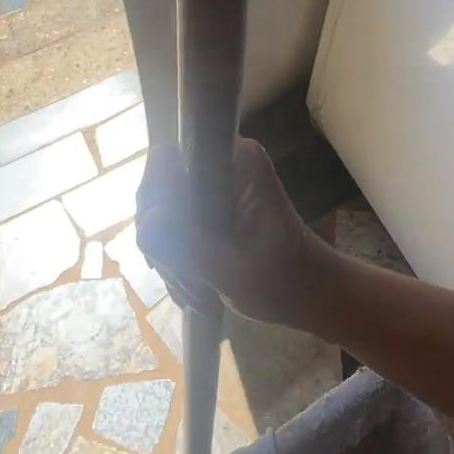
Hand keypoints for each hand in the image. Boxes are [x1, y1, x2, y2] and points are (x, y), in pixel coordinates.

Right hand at [135, 137, 341, 329]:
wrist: (309, 293)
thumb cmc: (285, 282)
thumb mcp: (235, 272)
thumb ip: (190, 247)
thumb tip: (144, 225)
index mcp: (235, 161)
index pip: (167, 161)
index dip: (156, 200)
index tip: (165, 246)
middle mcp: (220, 160)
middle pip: (159, 187)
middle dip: (164, 239)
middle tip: (185, 284)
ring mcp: (212, 180)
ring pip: (161, 207)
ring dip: (170, 254)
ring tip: (195, 293)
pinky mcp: (208, 200)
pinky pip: (171, 219)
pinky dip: (175, 255)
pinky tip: (191, 285)